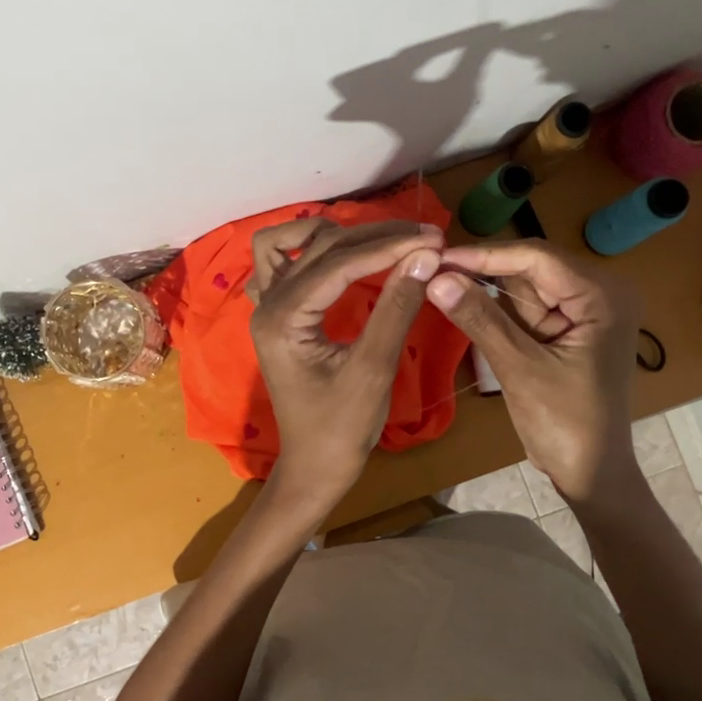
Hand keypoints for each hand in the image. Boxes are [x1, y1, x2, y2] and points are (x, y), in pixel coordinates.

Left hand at [248, 218, 443, 497]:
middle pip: (318, 246)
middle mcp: (267, 305)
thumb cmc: (342, 428)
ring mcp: (268, 309)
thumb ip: (395, 308)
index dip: (388, 247)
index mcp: (283, 320)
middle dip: (374, 238)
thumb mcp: (374, 369)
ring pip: (290, 244)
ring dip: (336, 234)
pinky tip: (347, 256)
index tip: (434, 240)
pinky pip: (283, 264)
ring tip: (386, 242)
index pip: (337, 263)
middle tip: (427, 240)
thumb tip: (425, 256)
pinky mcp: (278, 316)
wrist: (314, 465)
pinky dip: (312, 251)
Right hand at [426, 240, 643, 502]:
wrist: (590, 474)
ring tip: (438, 282)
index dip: (485, 256)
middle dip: (483, 271)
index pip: (538, 258)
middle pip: (531, 269)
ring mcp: (584, 313)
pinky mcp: (568, 331)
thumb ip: (480, 320)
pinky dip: (497, 311)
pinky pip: (527, 310)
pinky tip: (462, 304)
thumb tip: (436, 278)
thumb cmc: (565, 424)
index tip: (437, 256)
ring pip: (524, 288)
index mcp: (603, 296)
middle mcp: (600, 293)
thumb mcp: (520, 369)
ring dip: (486, 291)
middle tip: (431, 269)